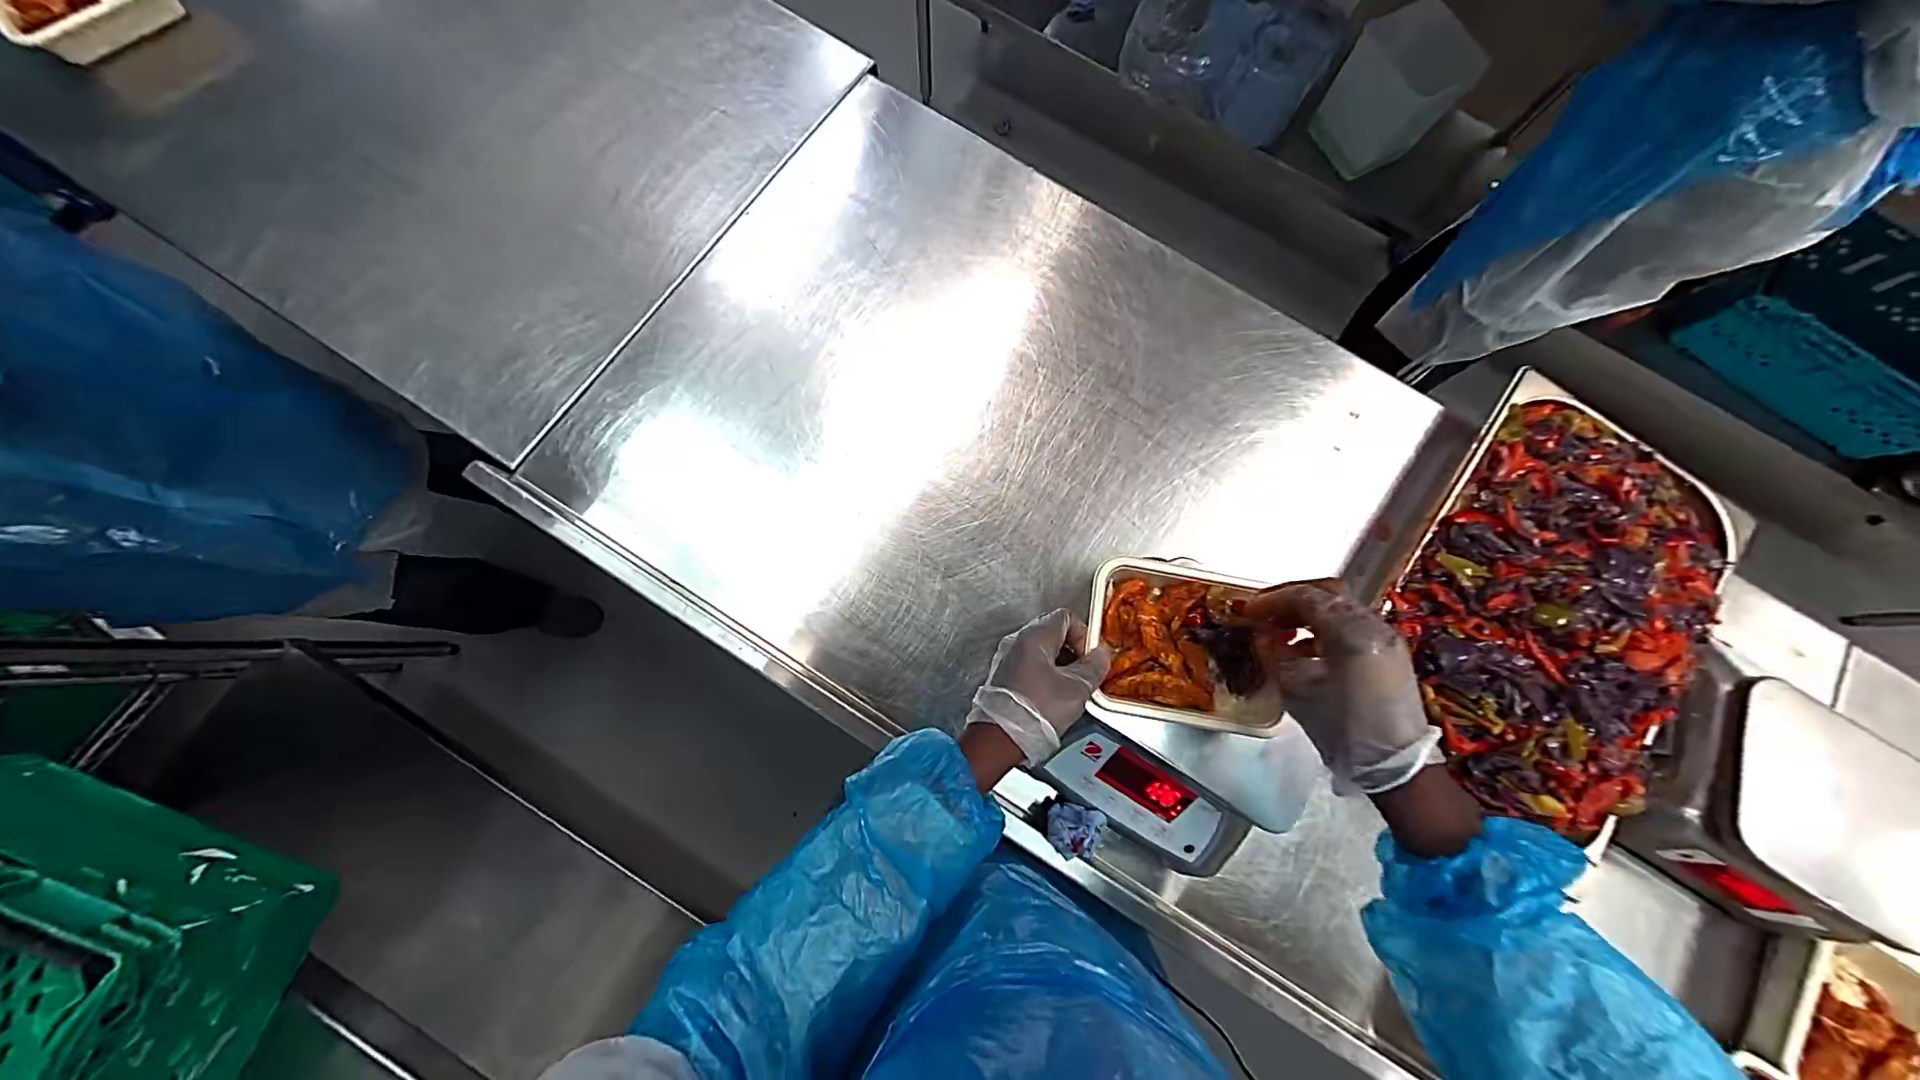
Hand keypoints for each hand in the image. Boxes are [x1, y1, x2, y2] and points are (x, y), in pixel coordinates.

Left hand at [965, 609, 1112, 766]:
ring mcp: (1007, 658)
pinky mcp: (1003, 676)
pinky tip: (1051, 697)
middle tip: (1084, 672)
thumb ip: (1093, 667)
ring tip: (1069, 689)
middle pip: (1053, 632)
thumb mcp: (1076, 688)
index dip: (1084, 635)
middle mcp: (1016, 642)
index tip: (1091, 656)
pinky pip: (1029, 666)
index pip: (1065, 617)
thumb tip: (1101, 656)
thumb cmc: (1033, 712)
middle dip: (1073, 651)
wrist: (1000, 738)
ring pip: (1041, 651)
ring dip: (1059, 665)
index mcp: (1034, 637)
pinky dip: (1044, 676)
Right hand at [1245, 580, 1441, 795]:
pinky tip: (1303, 650)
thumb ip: (1275, 654)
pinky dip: (1323, 628)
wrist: (1396, 767)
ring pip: (1340, 608)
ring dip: (1306, 614)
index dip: (1272, 600)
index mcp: (1351, 633)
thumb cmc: (1343, 729)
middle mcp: (1373, 627)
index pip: (1306, 597)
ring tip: (1279, 633)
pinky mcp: (1388, 655)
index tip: (1248, 610)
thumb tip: (1264, 636)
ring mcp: (1385, 640)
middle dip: (1291, 598)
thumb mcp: (1296, 689)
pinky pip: (1350, 627)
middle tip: (1264, 612)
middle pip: (1327, 593)